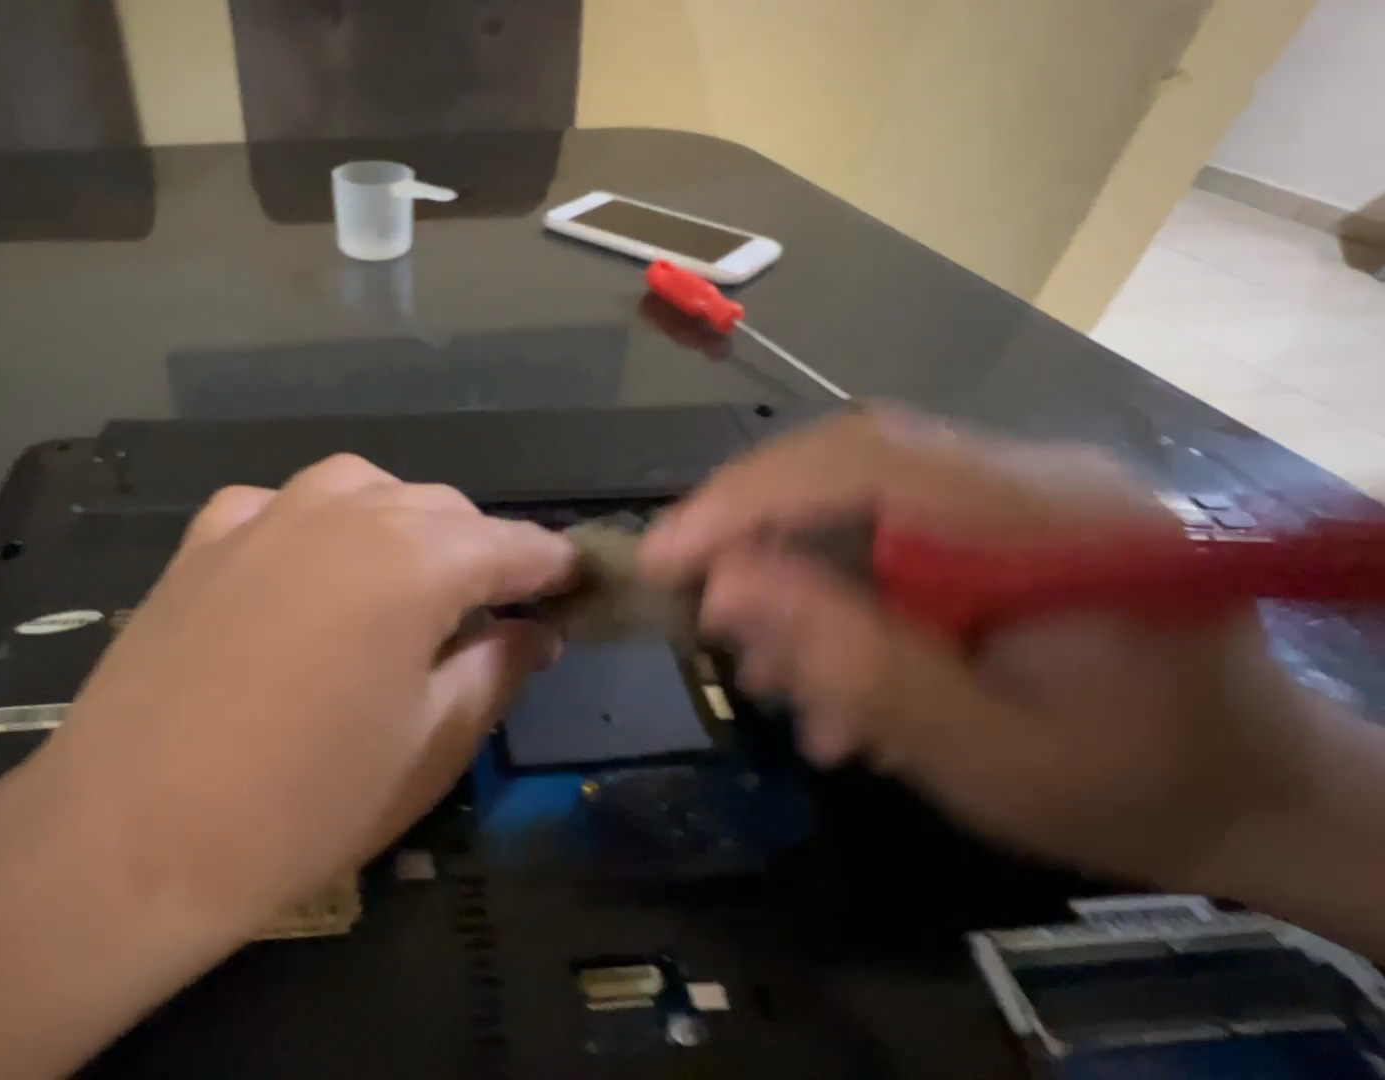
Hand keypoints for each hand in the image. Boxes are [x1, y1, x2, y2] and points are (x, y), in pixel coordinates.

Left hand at [38, 455, 571, 933]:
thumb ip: (496, 671)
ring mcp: (265, 515)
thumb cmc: (305, 804)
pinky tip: (310, 571)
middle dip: (480, 548)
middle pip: (441, 507)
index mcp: (416, 559)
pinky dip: (317, 527)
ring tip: (406, 581)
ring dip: (402, 523)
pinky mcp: (204, 539)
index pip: (513, 544)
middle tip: (490, 609)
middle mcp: (345, 512)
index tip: (576, 586)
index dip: (553, 566)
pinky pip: (282, 506)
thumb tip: (536, 633)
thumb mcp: (429, 745)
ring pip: (363, 488)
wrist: (134, 835)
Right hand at [639, 407, 1325, 889]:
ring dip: (793, 581)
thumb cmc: (1129, 788)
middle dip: (757, 542)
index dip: (742, 498)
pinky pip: (884, 530)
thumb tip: (729, 586)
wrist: (1257, 797)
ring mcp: (1018, 491)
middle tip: (712, 626)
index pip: (861, 459)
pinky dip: (833, 594)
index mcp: (1047, 519)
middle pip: (846, 466)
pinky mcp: (1002, 520)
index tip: (660, 558)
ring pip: (852, 499)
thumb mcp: (981, 754)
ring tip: (778, 678)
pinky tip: (832, 672)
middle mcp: (1031, 476)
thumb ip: (855, 664)